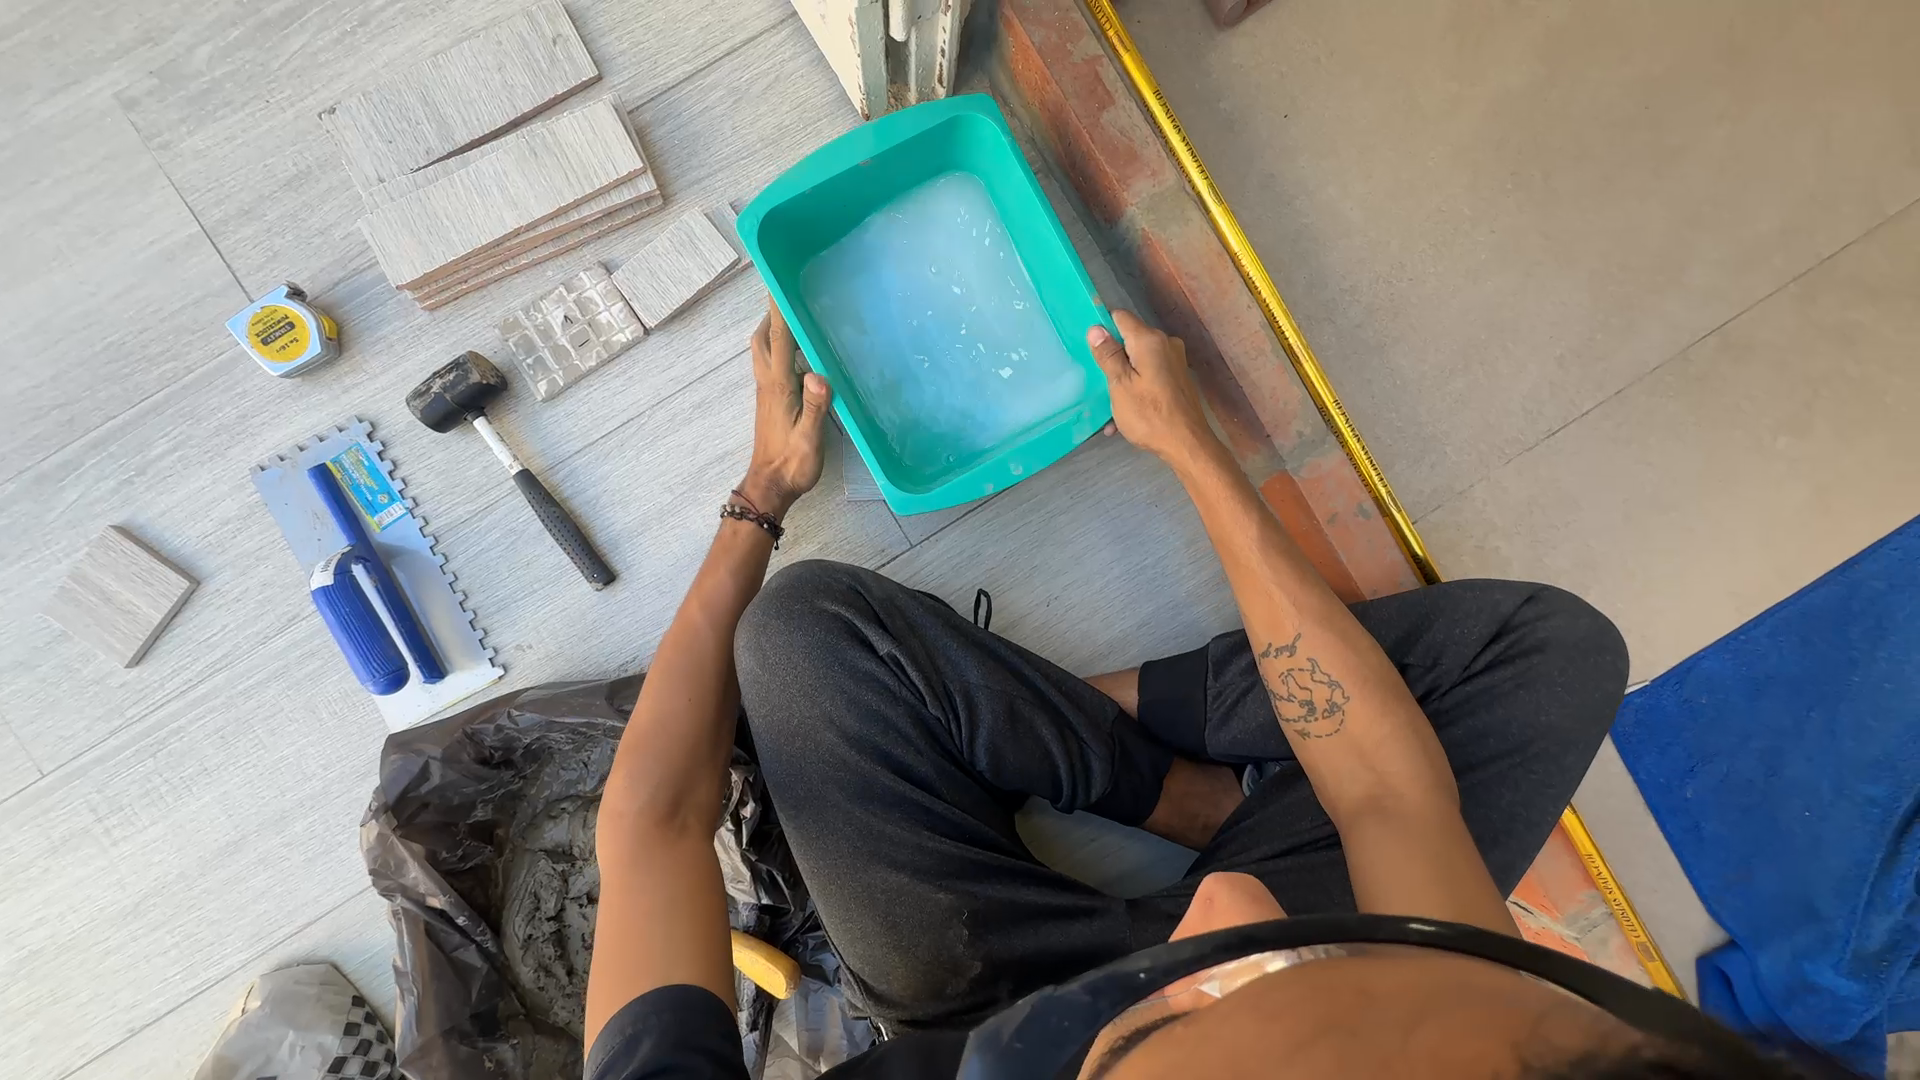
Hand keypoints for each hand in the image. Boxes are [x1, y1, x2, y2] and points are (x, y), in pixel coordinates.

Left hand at [741, 301, 831, 517]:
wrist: (769, 486)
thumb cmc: (792, 464)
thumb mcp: (809, 438)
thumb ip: (815, 407)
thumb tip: (819, 374)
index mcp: (778, 387)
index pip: (779, 340)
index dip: (780, 310)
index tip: (779, 282)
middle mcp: (768, 384)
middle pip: (762, 339)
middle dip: (771, 315)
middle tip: (787, 298)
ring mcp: (766, 394)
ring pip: (762, 352)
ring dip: (772, 332)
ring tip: (793, 321)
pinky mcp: (770, 403)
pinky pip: (770, 366)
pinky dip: (779, 351)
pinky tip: (799, 358)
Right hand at [1087, 310, 1216, 464]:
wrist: (1186, 443)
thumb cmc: (1149, 414)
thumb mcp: (1120, 385)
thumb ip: (1108, 355)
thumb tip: (1095, 328)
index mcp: (1149, 340)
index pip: (1120, 318)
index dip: (1103, 328)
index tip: (1090, 348)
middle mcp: (1166, 343)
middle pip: (1130, 340)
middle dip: (1112, 358)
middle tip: (1097, 382)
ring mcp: (1175, 361)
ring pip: (1139, 361)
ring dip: (1122, 379)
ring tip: (1109, 407)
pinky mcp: (1178, 378)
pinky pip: (1150, 376)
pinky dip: (1136, 389)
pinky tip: (1125, 414)